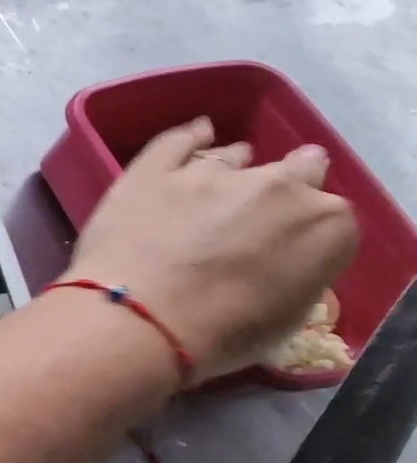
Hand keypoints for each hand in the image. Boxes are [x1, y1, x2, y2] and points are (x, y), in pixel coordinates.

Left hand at [65, 118, 357, 379]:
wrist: (136, 318)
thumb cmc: (219, 332)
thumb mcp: (289, 313)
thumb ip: (295, 271)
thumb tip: (276, 262)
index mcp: (327, 224)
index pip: (325, 218)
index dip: (301, 229)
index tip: (285, 236)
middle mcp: (275, 187)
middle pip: (289, 175)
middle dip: (283, 183)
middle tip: (266, 197)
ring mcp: (207, 175)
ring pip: (230, 158)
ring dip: (233, 163)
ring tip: (227, 169)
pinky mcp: (148, 174)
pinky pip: (173, 142)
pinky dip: (187, 135)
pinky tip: (196, 130)